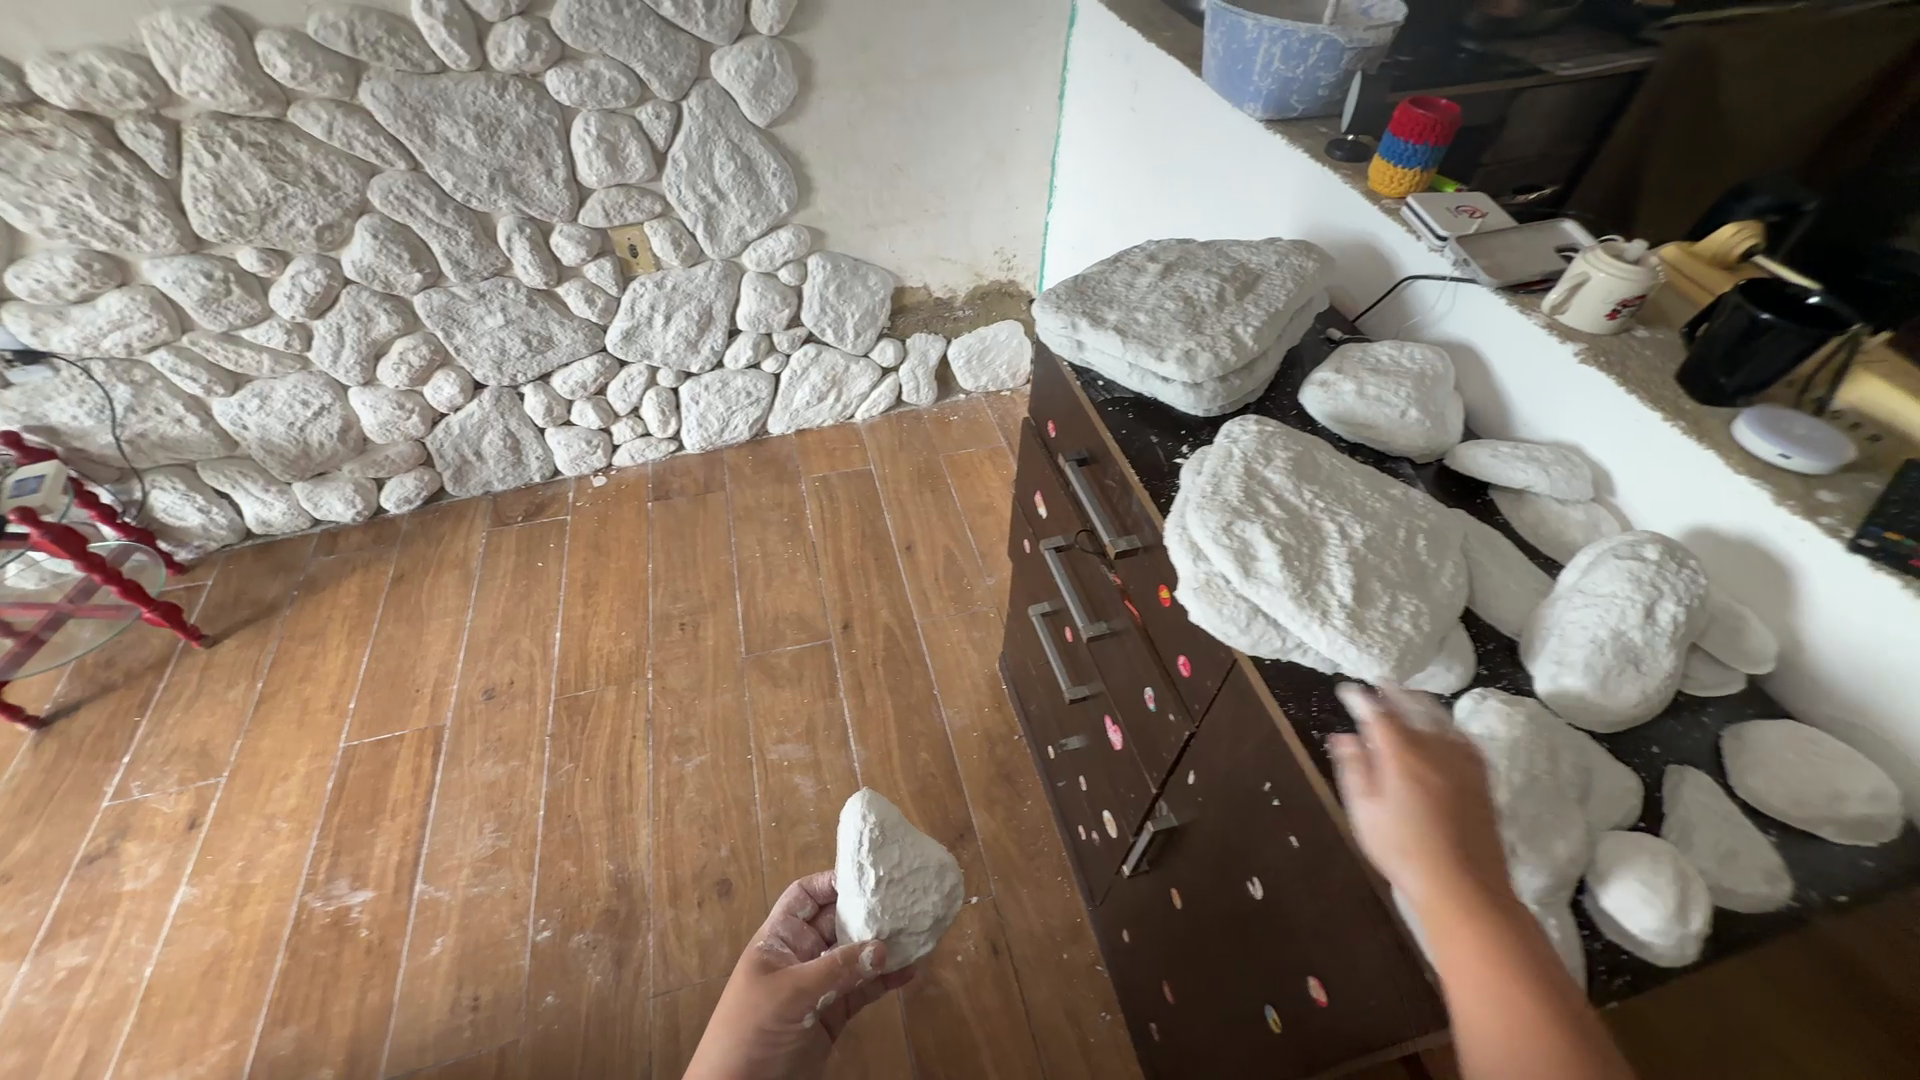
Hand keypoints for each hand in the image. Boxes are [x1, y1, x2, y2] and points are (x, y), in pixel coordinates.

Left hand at [682, 871, 915, 1079]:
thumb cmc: (751, 1034)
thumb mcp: (790, 995)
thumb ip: (836, 969)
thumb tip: (882, 948)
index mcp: (779, 940)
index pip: (805, 896)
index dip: (831, 883)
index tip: (867, 877)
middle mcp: (801, 956)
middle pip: (837, 922)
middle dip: (867, 911)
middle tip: (904, 901)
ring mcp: (819, 986)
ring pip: (856, 955)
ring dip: (883, 946)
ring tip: (917, 932)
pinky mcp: (834, 1015)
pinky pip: (864, 989)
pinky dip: (886, 979)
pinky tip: (911, 969)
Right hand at [1328, 682, 1511, 913]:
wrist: (1463, 886)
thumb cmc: (1402, 849)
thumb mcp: (1364, 811)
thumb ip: (1353, 768)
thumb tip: (1343, 737)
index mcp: (1402, 755)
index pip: (1377, 714)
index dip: (1360, 699)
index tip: (1345, 689)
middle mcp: (1435, 750)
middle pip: (1413, 709)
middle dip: (1393, 693)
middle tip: (1378, 684)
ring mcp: (1463, 763)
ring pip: (1440, 720)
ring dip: (1420, 704)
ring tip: (1406, 697)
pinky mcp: (1482, 778)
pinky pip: (1463, 738)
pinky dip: (1446, 725)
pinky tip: (1443, 729)